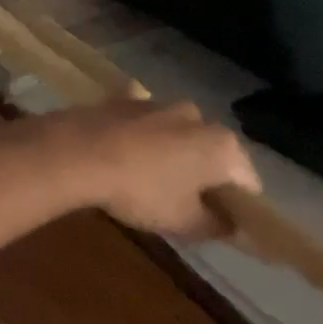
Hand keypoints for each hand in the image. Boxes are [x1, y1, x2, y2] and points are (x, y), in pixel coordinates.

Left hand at [46, 100, 261, 241]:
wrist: (75, 151)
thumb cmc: (140, 190)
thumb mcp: (186, 222)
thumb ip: (218, 225)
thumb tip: (232, 226)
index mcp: (222, 146)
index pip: (247, 182)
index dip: (239, 206)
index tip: (224, 222)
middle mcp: (194, 115)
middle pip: (212, 151)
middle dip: (205, 173)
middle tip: (189, 201)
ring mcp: (154, 102)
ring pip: (176, 131)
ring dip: (172, 150)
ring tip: (155, 178)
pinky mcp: (118, 98)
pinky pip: (140, 119)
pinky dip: (139, 131)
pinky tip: (126, 146)